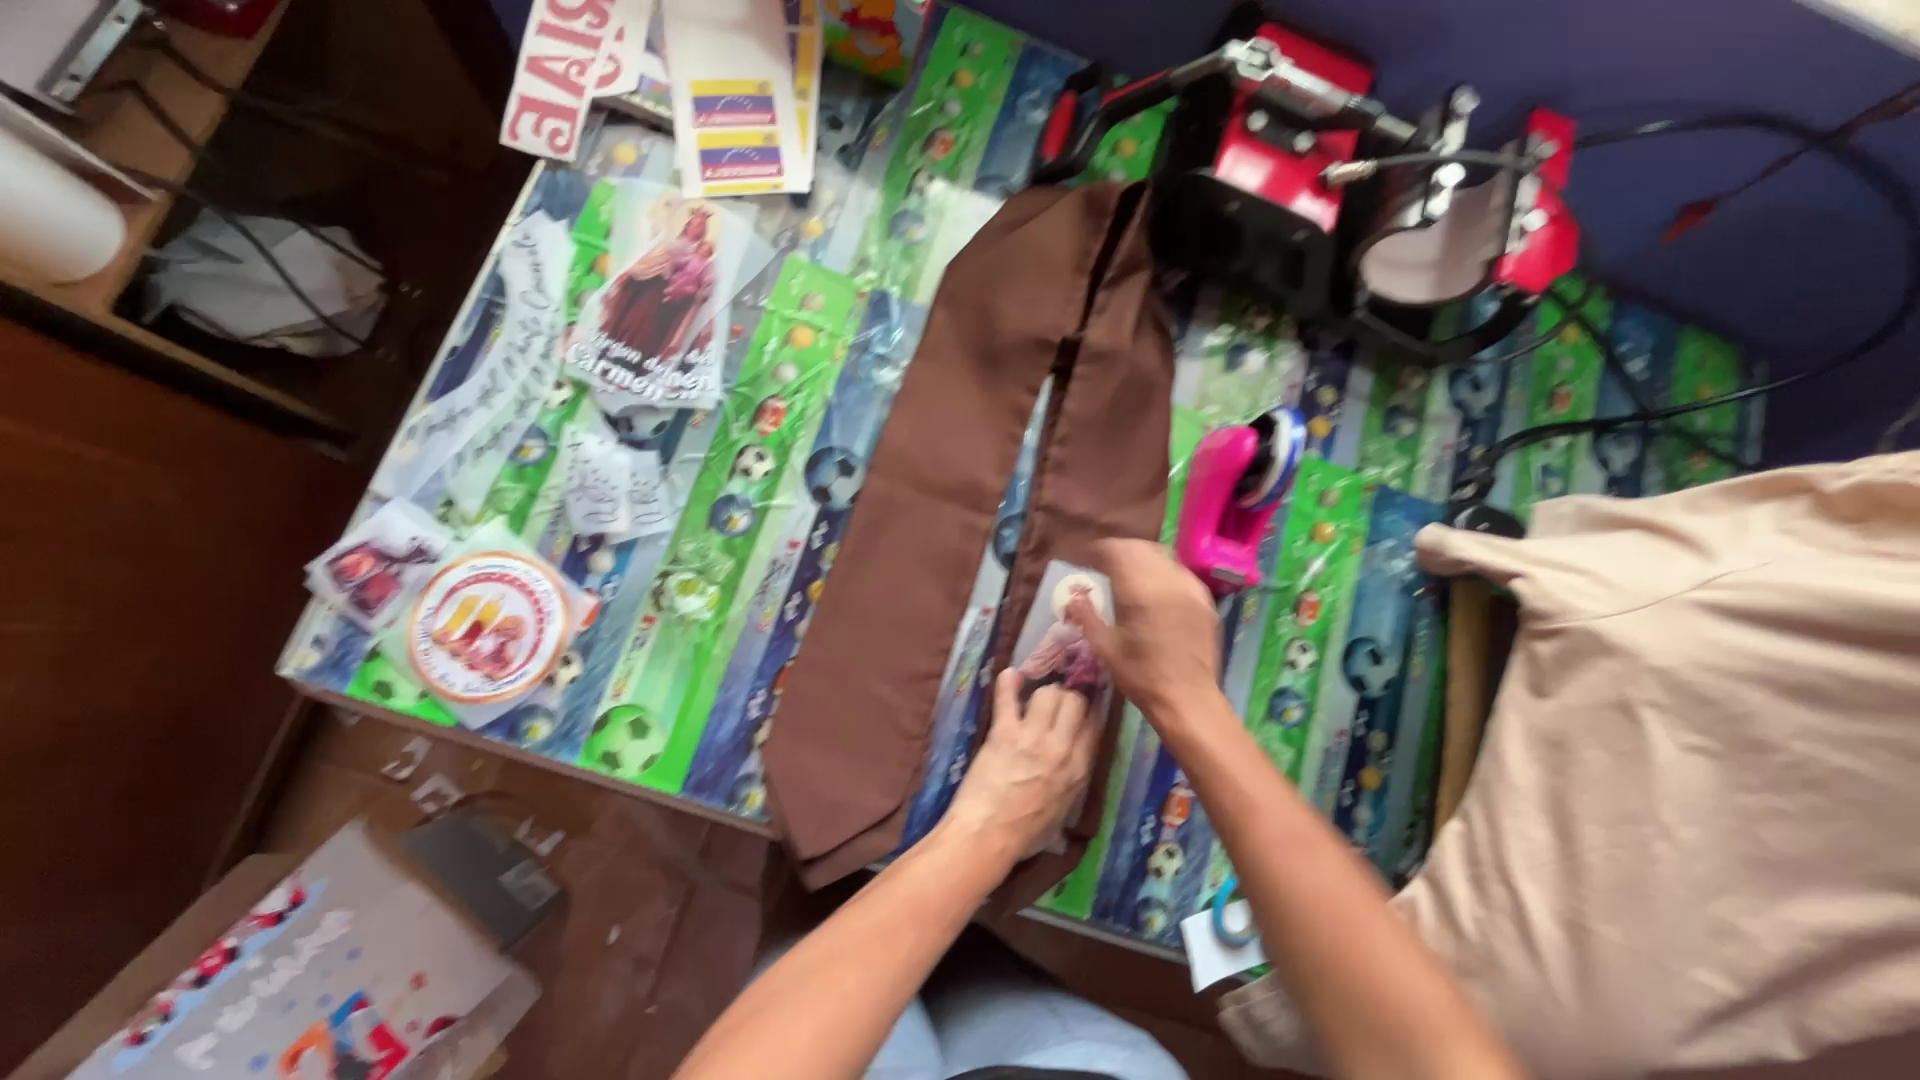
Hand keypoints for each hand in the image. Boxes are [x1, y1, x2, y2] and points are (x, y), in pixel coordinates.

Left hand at [936, 671, 1096, 863]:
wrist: (990, 836)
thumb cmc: (1025, 835)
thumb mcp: (1062, 814)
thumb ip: (1071, 787)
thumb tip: (1071, 774)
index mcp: (1079, 770)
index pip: (1094, 724)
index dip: (1090, 706)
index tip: (1086, 697)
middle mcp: (1061, 748)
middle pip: (1074, 701)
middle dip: (1066, 695)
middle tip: (1055, 698)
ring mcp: (1032, 738)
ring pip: (1048, 694)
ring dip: (1041, 691)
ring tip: (1032, 694)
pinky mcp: (1004, 732)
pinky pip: (1009, 697)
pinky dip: (1008, 683)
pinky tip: (1010, 675)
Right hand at [1068, 539, 1221, 722]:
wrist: (1187, 698)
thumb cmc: (1140, 676)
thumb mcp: (1104, 647)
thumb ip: (1087, 616)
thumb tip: (1073, 596)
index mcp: (1139, 592)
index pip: (1117, 552)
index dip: (1099, 551)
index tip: (1087, 559)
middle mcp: (1167, 582)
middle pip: (1140, 548)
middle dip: (1119, 551)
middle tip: (1104, 564)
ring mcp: (1190, 589)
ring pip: (1162, 557)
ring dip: (1141, 558)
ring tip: (1128, 572)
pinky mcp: (1204, 600)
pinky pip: (1180, 573)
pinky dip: (1162, 572)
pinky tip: (1155, 588)